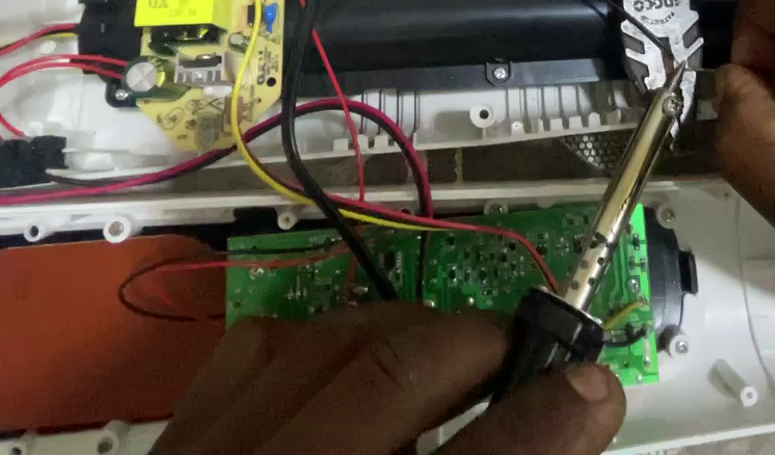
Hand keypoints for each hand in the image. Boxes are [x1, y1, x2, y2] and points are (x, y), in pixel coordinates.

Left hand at [154, 303, 624, 454]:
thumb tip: (554, 433)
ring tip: (454, 352)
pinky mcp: (177, 442)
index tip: (597, 388)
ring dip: (412, 331)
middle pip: (396, 376)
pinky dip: (322, 339)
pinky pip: (261, 348)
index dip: (546, 424)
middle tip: (529, 355)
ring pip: (333, 339)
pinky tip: (353, 361)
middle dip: (482, 346)